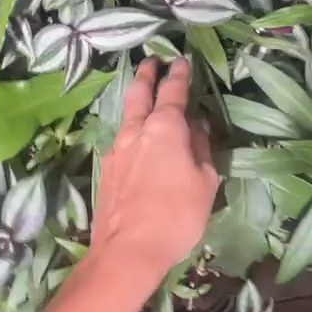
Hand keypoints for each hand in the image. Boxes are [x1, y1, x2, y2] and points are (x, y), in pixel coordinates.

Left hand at [91, 58, 219, 282]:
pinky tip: (136, 138)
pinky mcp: (106, 169)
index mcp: (165, 128)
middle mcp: (136, 131)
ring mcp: (117, 149)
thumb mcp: (205, 183)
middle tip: (151, 61)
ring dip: (135, 98)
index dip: (178, 75)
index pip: (173, 92)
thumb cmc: (177, 216)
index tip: (181, 60)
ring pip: (126, 115)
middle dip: (146, 74)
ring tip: (142, 92)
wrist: (127, 250)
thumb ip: (202, 150)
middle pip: (139, 93)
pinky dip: (131, 129)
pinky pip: (121, 139)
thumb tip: (198, 129)